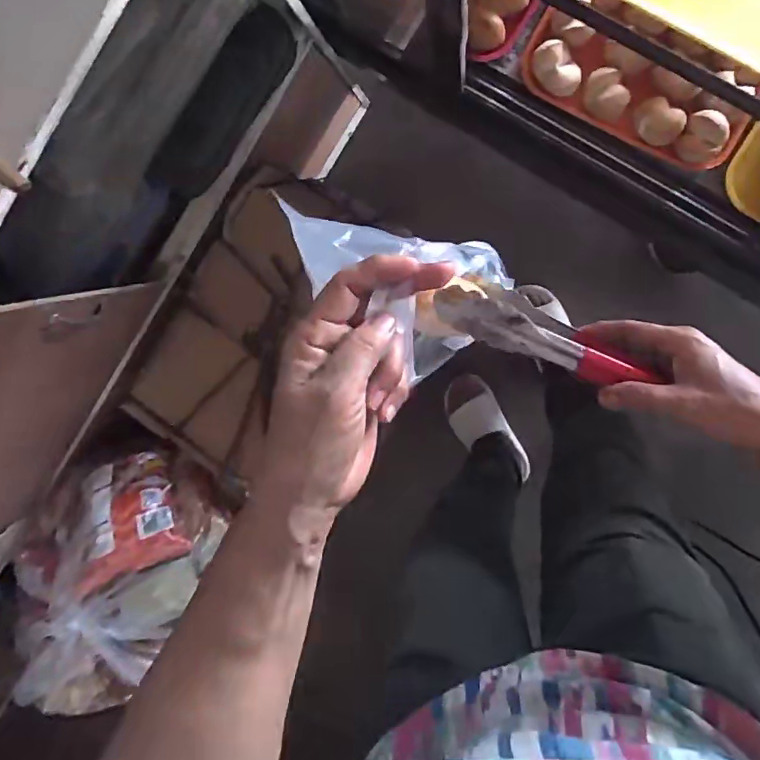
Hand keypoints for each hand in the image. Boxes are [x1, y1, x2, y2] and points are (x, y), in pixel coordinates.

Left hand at [259, 256, 455, 533]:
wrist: (311, 495)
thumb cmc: (312, 443)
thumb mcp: (334, 392)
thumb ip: (363, 348)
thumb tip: (390, 319)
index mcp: (315, 334)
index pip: (351, 284)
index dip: (386, 267)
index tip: (421, 264)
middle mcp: (335, 339)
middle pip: (379, 302)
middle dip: (407, 300)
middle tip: (447, 275)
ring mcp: (355, 362)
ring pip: (394, 340)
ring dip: (394, 370)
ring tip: (375, 404)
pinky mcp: (370, 383)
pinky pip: (398, 368)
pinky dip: (396, 388)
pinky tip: (382, 413)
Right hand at [586, 321, 759, 456]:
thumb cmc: (732, 410)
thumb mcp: (682, 405)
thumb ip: (640, 397)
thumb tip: (603, 394)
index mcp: (681, 341)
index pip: (632, 330)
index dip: (602, 333)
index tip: (577, 338)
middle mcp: (685, 343)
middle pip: (639, 341)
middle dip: (610, 351)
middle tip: (583, 364)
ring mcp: (694, 358)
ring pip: (650, 357)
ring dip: (626, 366)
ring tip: (601, 379)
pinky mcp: (700, 375)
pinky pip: (661, 369)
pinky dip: (642, 376)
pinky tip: (634, 391)